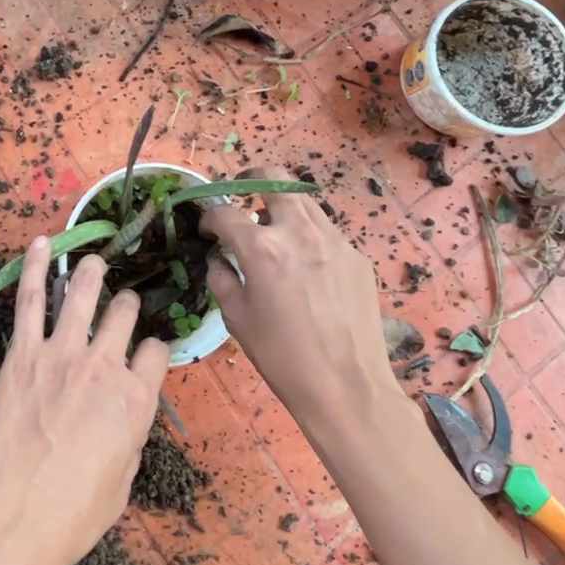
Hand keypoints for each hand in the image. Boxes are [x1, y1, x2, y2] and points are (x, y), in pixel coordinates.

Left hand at [0, 237, 170, 564]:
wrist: (12, 517)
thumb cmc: (72, 515)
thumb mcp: (122, 481)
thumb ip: (129, 435)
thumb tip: (126, 416)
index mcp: (136, 400)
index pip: (155, 353)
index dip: (153, 351)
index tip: (147, 354)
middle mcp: (104, 366)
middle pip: (124, 315)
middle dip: (127, 306)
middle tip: (123, 304)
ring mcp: (61, 354)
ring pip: (82, 295)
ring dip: (91, 272)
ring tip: (95, 261)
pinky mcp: (22, 354)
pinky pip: (31, 300)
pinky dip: (35, 268)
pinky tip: (40, 244)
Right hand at [201, 167, 392, 431]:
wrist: (347, 387)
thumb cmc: (282, 357)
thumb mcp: (237, 318)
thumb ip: (221, 278)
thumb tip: (219, 258)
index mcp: (262, 248)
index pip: (225, 212)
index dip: (209, 217)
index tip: (207, 229)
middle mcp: (299, 232)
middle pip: (272, 177)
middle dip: (249, 179)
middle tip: (240, 197)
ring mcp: (334, 240)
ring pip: (303, 199)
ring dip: (280, 204)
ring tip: (272, 230)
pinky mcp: (356, 255)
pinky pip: (325, 229)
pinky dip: (307, 233)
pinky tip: (304, 263)